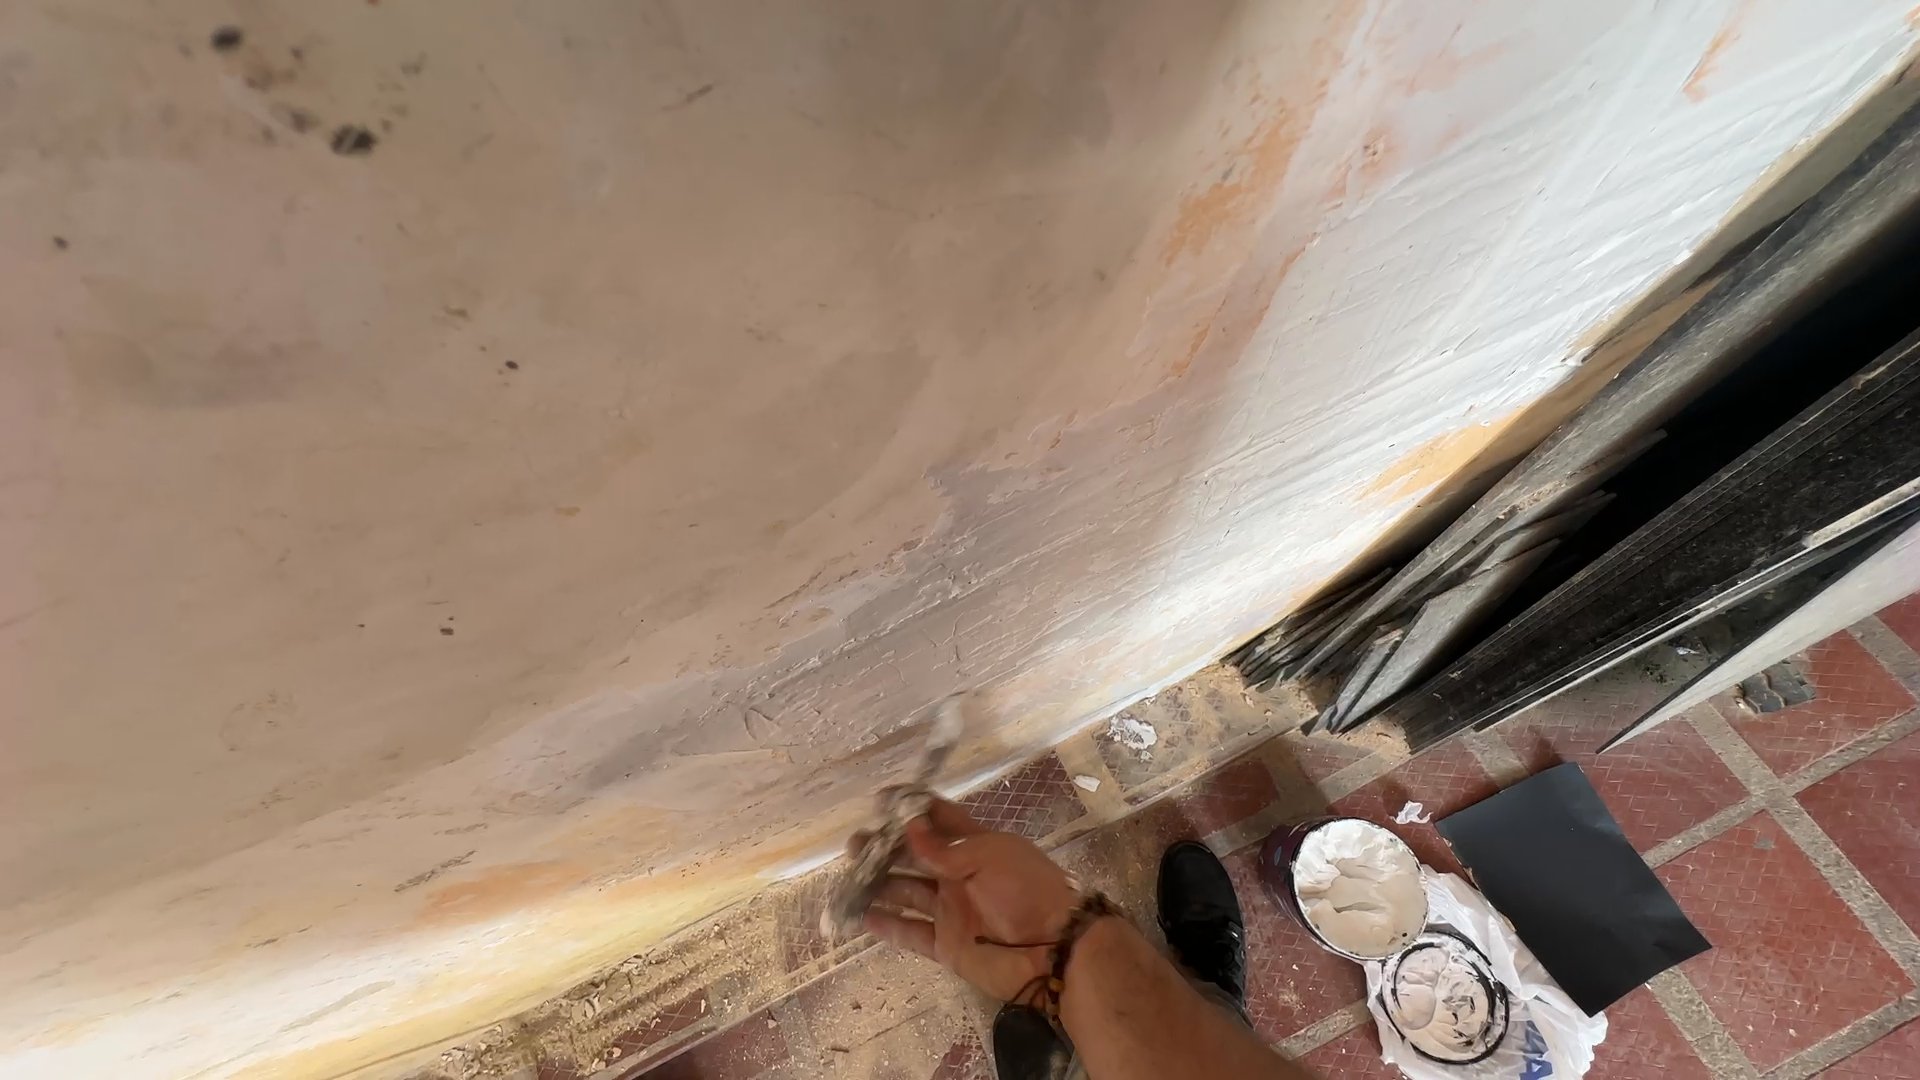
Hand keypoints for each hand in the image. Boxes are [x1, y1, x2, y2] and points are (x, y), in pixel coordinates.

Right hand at [856, 798, 1082, 1001]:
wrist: (1051, 949)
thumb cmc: (1024, 889)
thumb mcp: (987, 857)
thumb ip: (944, 849)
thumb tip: (909, 827)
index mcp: (974, 845)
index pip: (939, 818)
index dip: (912, 808)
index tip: (881, 801)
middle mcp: (959, 874)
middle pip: (916, 856)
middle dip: (886, 849)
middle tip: (855, 844)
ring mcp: (951, 909)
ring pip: (908, 892)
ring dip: (881, 884)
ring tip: (850, 878)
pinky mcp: (946, 944)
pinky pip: (911, 932)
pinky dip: (888, 925)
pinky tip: (862, 917)